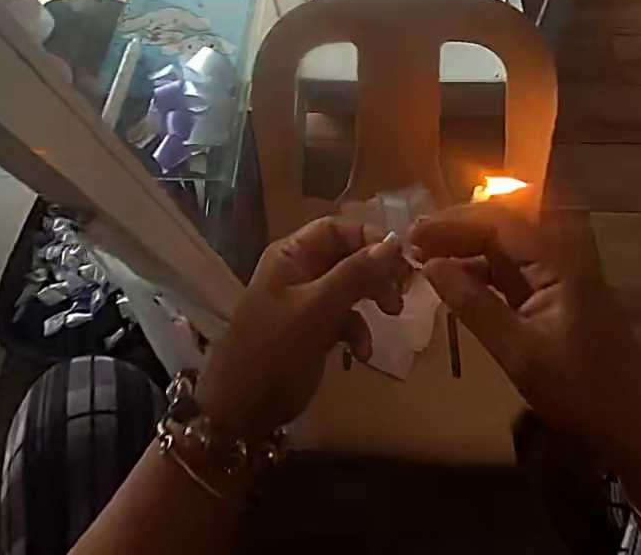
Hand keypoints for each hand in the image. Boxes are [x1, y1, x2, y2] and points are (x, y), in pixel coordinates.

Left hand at [197, 217, 408, 439]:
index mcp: (291, 255)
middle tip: (402, 289)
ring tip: (392, 316)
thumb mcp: (317, 309)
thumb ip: (355, 275)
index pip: (335, 229)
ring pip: (348, 287)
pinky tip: (361, 354)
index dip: (368, 237)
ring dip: (370, 300)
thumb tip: (394, 245)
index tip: (400, 259)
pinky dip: (356, 331)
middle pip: (345, 256)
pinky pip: (342, 318)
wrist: (239, 412)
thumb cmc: (274, 351)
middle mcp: (297, 271)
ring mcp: (303, 302)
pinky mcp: (310, 331)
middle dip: (374, 272)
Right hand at [408, 202, 640, 452]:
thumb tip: (429, 265)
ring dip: (463, 242)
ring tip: (425, 255)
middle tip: (414, 240)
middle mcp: (558, 254)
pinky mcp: (551, 289)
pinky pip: (508, 263)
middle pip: (500, 220)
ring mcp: (556, 270)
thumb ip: (474, 306)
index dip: (452, 223)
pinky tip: (453, 278)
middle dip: (455, 225)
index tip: (414, 235)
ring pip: (502, 240)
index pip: (498, 221)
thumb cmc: (584, 392)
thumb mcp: (520, 354)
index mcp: (559, 260)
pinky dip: (478, 265)